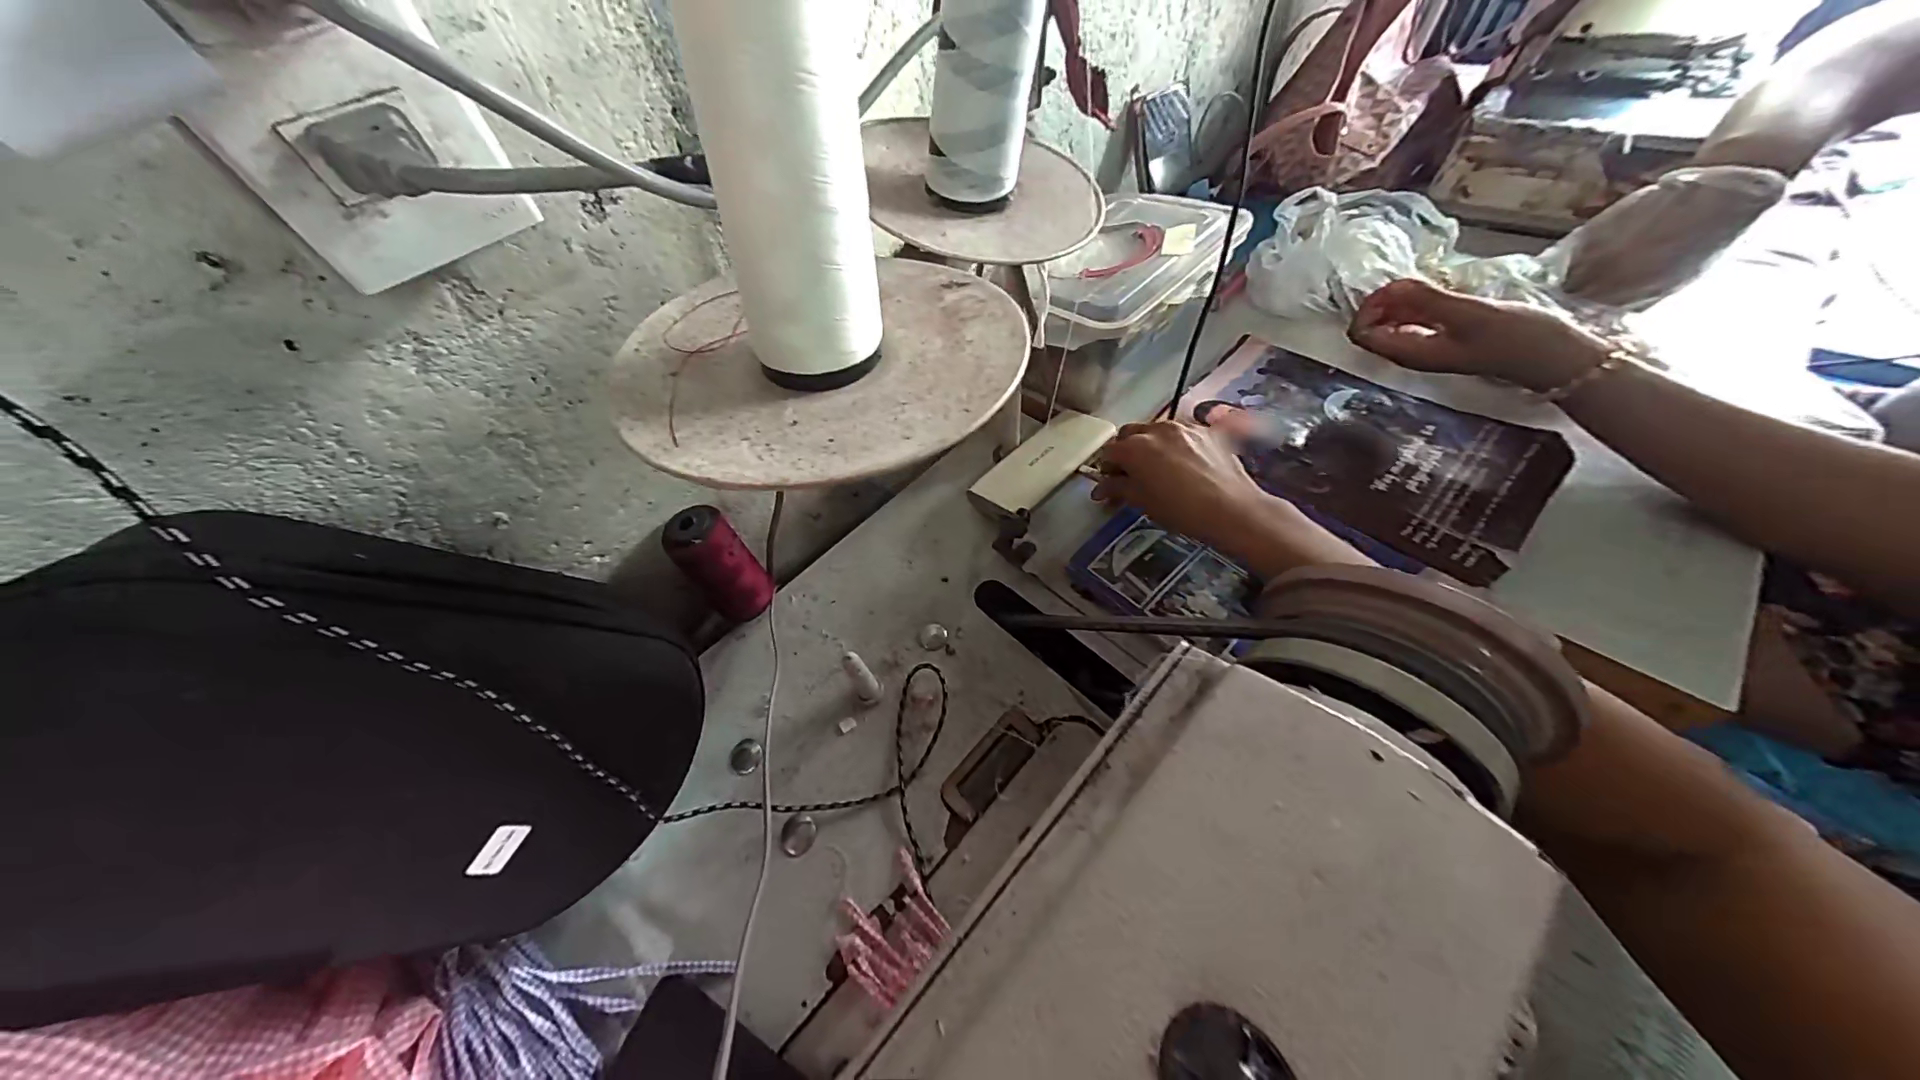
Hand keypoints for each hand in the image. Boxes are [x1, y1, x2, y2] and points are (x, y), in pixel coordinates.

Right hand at [1093, 421, 1371, 578]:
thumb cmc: (1180, 510)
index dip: (1106, 468)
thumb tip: (1100, 489)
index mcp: (1134, 448)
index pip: (1109, 452)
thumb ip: (1118, 489)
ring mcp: (1183, 427)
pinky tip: (1183, 464)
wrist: (1231, 509)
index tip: (1110, 483)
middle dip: (1126, 451)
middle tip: (1131, 473)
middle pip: (1130, 434)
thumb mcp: (1143, 502)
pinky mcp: (1207, 430)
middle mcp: (1156, 429)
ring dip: (1150, 445)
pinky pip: (1182, 433)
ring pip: (1156, 430)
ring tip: (1158, 468)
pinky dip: (1175, 444)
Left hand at [1348, 279, 1609, 392]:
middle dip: (1381, 302)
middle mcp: (1410, 353)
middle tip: (1409, 280)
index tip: (1393, 287)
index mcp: (1408, 352)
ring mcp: (1427, 346)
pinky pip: (1415, 320)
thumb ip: (1429, 301)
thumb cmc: (1516, 337)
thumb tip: (1392, 287)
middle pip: (1373, 328)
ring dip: (1399, 301)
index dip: (1367, 308)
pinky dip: (1417, 304)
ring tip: (1423, 281)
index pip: (1361, 334)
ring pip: (1394, 323)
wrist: (1555, 357)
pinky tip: (1436, 288)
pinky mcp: (1445, 338)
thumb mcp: (1470, 314)